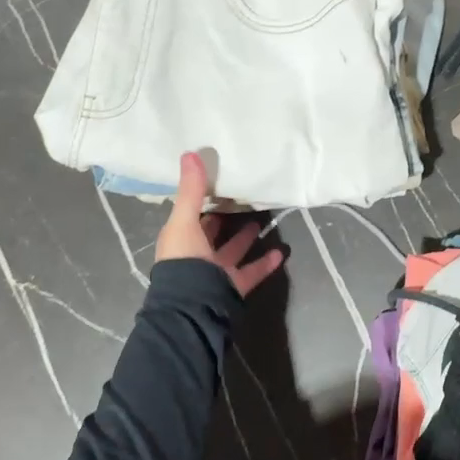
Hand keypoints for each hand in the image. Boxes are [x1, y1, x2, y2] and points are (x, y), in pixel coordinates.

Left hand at [154, 152, 283, 296]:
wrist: (194, 306)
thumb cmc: (184, 260)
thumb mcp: (184, 220)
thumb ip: (191, 189)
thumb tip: (190, 153)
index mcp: (179, 240)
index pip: (189, 217)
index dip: (200, 201)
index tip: (217, 184)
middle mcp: (195, 256)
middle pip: (211, 234)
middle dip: (224, 218)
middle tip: (242, 200)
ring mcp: (214, 274)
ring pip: (232, 252)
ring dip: (245, 238)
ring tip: (261, 220)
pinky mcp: (233, 287)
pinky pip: (251, 272)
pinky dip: (265, 263)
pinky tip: (280, 252)